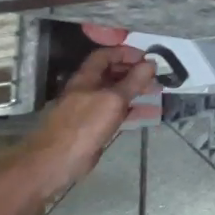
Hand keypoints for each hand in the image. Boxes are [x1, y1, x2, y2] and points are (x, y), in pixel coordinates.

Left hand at [22, 46, 158, 184]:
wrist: (57, 161)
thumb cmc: (84, 125)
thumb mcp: (113, 99)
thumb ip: (133, 80)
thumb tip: (150, 63)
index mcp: (85, 79)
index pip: (105, 55)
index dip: (126, 53)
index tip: (148, 58)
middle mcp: (87, 90)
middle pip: (112, 73)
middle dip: (135, 71)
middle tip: (157, 76)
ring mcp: (90, 108)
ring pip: (116, 92)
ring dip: (136, 90)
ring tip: (157, 92)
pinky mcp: (94, 125)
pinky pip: (116, 111)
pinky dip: (132, 108)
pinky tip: (146, 112)